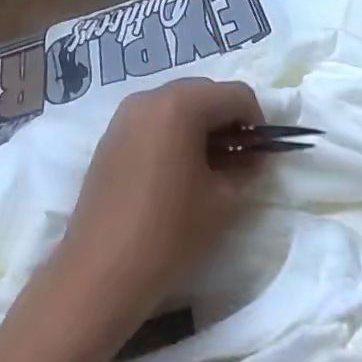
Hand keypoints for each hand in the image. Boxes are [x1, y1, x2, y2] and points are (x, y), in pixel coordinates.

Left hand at [53, 78, 267, 323]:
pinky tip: (174, 173)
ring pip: (175, 105)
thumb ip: (246, 168)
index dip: (257, 122)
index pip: (235, 94)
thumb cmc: (170, 231)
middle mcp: (148, 98)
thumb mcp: (224, 201)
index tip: (259, 156)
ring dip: (199, 126)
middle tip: (236, 162)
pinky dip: (172, 134)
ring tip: (206, 169)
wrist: (101, 269)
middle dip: (226, 120)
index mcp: (180, 105)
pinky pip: (151, 121)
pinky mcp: (109, 137)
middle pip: (203, 93)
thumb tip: (253, 156)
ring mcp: (123, 116)